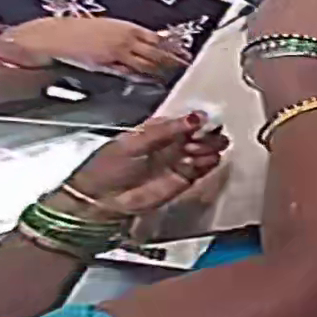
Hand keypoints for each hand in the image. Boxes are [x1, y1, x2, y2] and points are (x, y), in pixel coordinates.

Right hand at [0, 17, 189, 78]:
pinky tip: (153, 80)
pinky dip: (144, 76)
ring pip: (148, 63)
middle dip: (174, 61)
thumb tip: (160, 38)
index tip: (186, 54)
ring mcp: (118, 52)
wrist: (51, 35)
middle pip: (159, 52)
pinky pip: (131, 72)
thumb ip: (135, 35)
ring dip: (163, 71)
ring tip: (174, 76)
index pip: (160, 39)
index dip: (174, 48)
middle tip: (187, 68)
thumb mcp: (111, 27)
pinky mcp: (108, 64)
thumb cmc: (81, 31)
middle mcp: (127, 39)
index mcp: (129, 28)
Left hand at [59, 113, 229, 217]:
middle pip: (207, 132)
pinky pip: (209, 164)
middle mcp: (177, 142)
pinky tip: (192, 164)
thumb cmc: (111, 166)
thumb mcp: (134, 143)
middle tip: (196, 142)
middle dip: (209, 135)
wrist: (104, 200)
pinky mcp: (190, 175)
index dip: (200, 119)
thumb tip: (201, 116)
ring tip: (193, 153)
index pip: (190, 119)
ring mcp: (185, 158)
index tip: (203, 124)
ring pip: (212, 147)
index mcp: (161, 129)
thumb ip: (167, 130)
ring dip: (209, 148)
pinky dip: (207, 162)